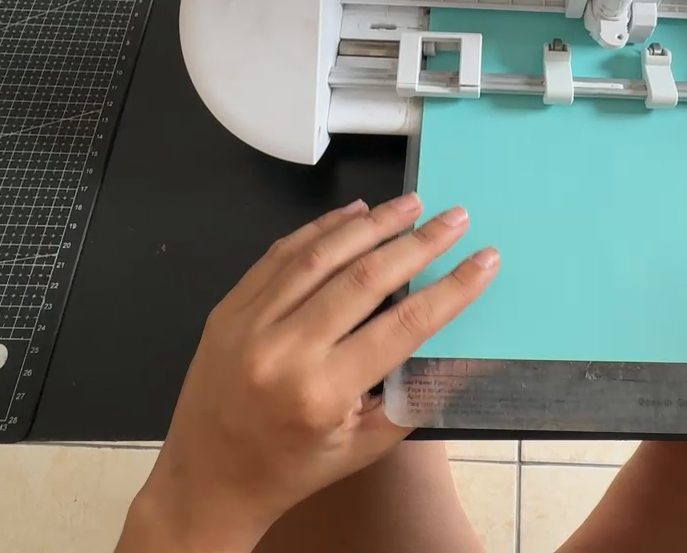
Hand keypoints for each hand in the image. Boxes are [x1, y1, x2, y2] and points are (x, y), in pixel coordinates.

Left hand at [120, 195, 498, 551]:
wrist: (203, 482)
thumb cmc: (293, 469)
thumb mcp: (363, 447)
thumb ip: (415, 395)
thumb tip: (467, 347)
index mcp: (322, 393)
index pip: (403, 326)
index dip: (451, 289)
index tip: (484, 259)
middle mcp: (284, 350)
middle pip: (366, 278)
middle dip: (419, 242)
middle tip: (454, 217)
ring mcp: (250, 322)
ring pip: (323, 254)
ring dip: (374, 222)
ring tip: (411, 203)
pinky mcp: (230, 305)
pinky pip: (283, 252)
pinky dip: (323, 227)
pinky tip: (355, 212)